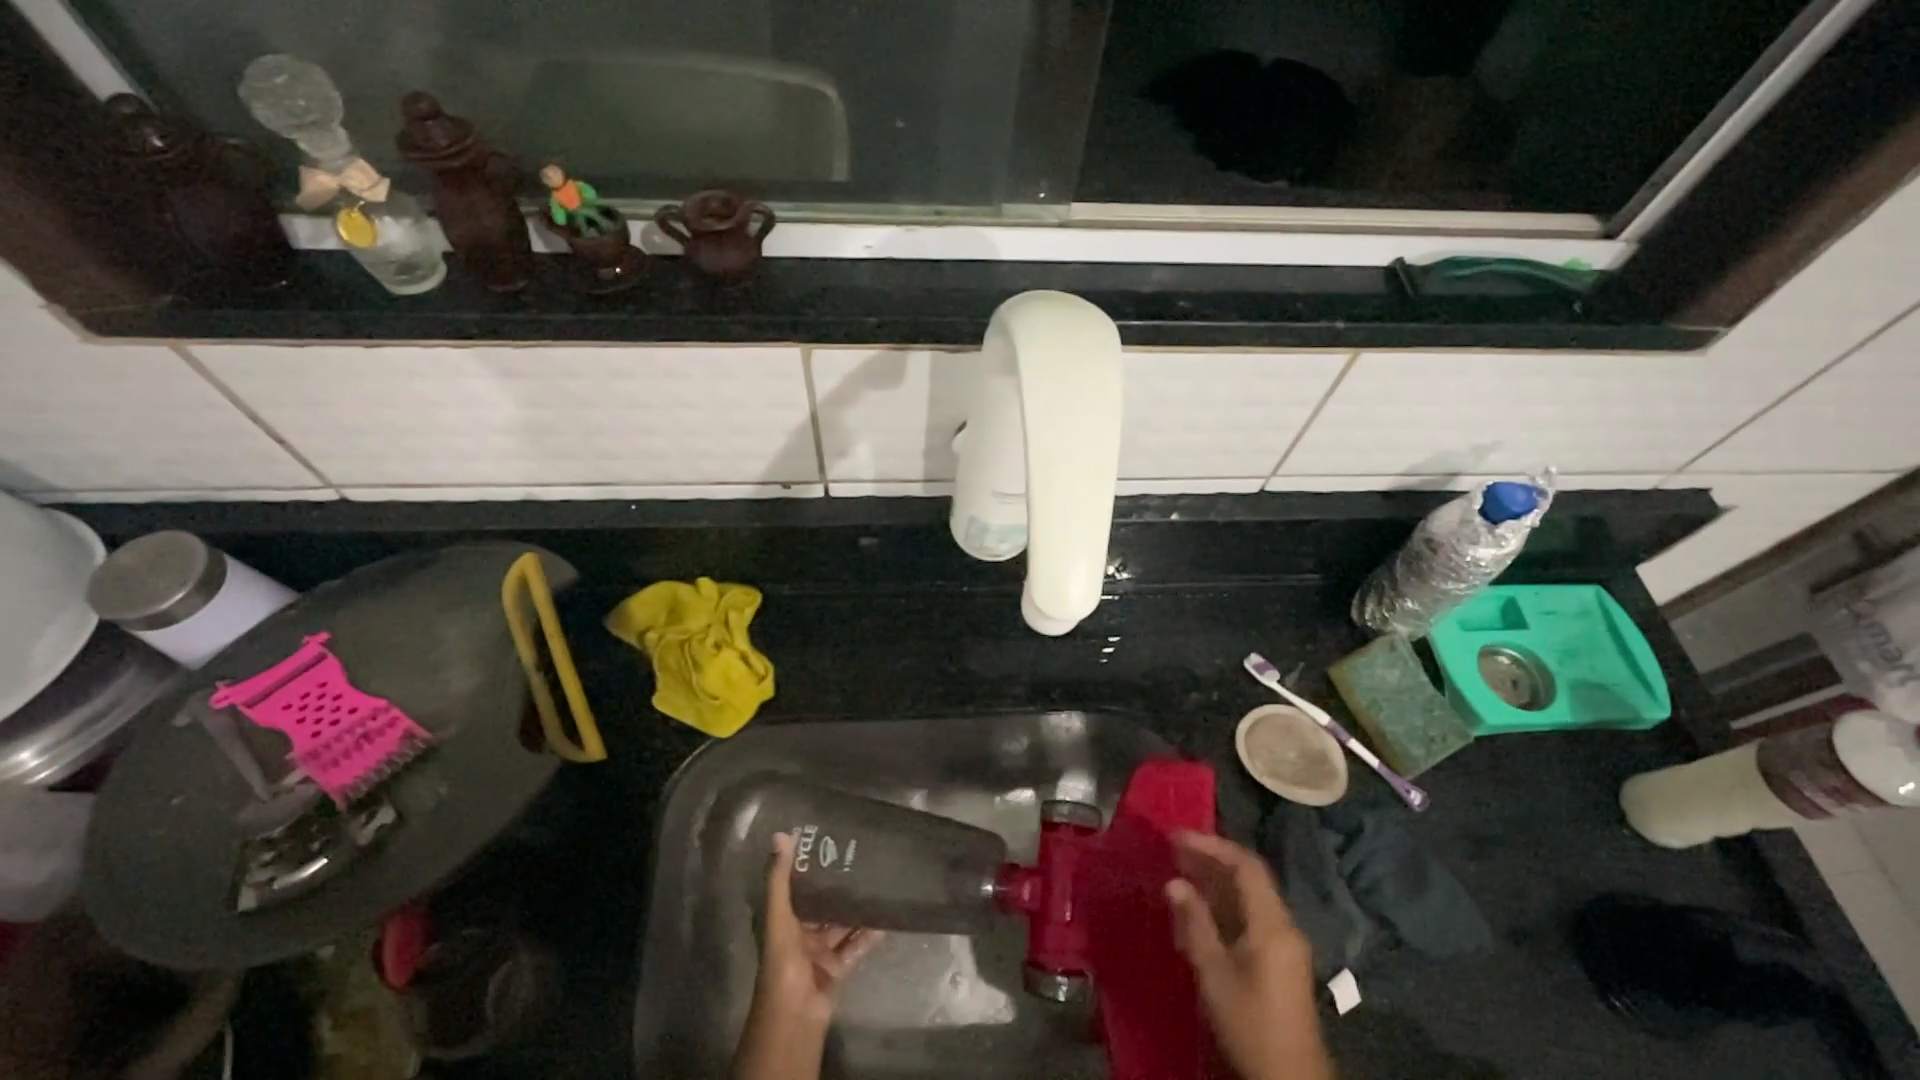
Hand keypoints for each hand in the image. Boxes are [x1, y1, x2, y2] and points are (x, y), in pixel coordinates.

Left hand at [753, 831, 883, 1027]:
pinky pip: (854, 946)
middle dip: (837, 887)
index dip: (807, 868)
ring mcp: (818, 952)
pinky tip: (885, 920)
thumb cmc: (782, 962)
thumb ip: (780, 879)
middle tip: (860, 860)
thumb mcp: (779, 916)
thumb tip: (780, 835)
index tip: (826, 842)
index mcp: (780, 921)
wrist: (794, 1014)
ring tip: (877, 884)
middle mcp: (799, 934)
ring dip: (855, 909)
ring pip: (840, 925)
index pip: (793, 888)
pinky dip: (868, 936)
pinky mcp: (836, 968)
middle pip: (820, 906)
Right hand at [1165, 832, 1331, 1079]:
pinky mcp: (1279, 959)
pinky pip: (1250, 918)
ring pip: (1249, 898)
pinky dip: (1223, 906)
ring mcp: (1284, 943)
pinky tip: (1197, 909)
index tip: (1177, 836)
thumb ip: (1195, 924)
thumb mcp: (1215, 974)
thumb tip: (1174, 882)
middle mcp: (1283, 925)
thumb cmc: (1250, 1022)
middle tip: (1172, 848)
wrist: (1289, 1075)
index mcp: (1273, 924)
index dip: (1212, 845)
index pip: (1246, 866)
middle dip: (1211, 859)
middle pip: (1249, 879)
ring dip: (1215, 882)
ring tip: (1178, 870)